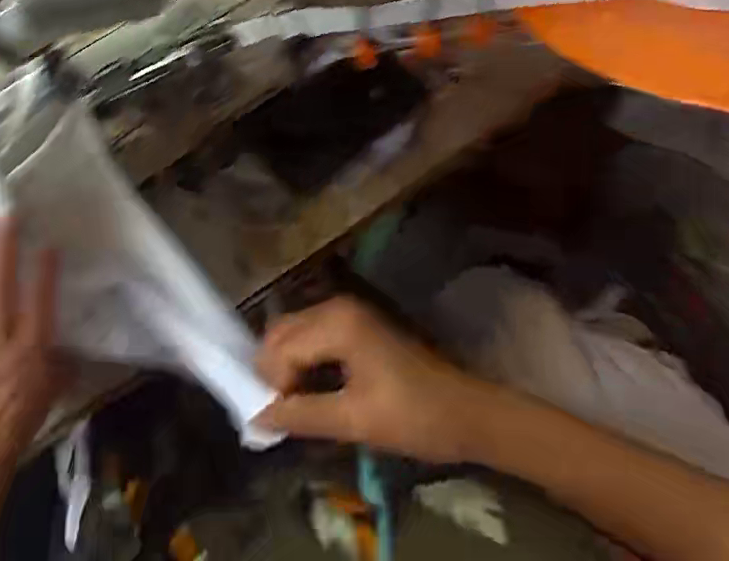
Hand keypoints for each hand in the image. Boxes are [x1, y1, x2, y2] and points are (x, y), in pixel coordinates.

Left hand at [0, 215, 70, 481]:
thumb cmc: (17, 422)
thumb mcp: (53, 392)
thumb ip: (63, 362)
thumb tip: (72, 343)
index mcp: (30, 348)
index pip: (40, 300)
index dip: (45, 270)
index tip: (48, 242)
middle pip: (1, 282)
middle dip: (4, 245)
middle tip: (5, 212)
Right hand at [253, 296, 501, 464]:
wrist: (472, 414)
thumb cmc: (417, 417)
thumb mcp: (357, 421)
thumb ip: (303, 415)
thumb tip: (256, 419)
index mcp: (336, 323)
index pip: (282, 348)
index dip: (273, 384)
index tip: (275, 418)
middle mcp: (335, 307)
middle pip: (281, 332)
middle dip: (273, 370)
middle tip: (278, 409)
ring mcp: (346, 311)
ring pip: (293, 332)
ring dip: (286, 364)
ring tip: (292, 402)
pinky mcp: (354, 323)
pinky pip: (311, 335)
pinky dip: (302, 359)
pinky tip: (309, 388)